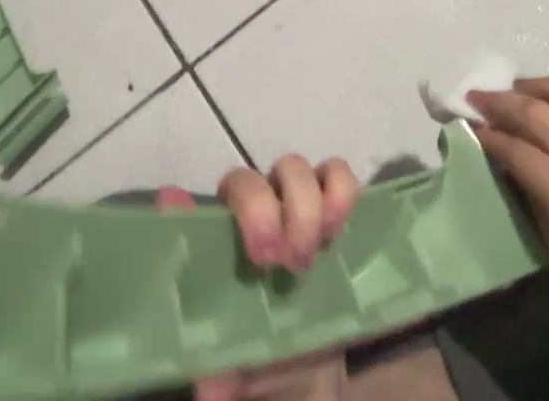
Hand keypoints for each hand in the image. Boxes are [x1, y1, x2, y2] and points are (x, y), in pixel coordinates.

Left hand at [157, 155, 361, 400]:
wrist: (304, 372)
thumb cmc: (257, 359)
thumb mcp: (231, 368)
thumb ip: (215, 367)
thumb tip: (207, 382)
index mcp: (223, 235)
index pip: (227, 190)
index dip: (249, 208)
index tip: (263, 256)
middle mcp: (254, 209)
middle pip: (260, 175)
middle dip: (279, 211)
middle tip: (290, 262)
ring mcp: (292, 203)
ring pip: (297, 168)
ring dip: (309, 204)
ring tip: (318, 250)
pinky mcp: (331, 209)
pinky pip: (336, 174)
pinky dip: (341, 191)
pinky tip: (338, 230)